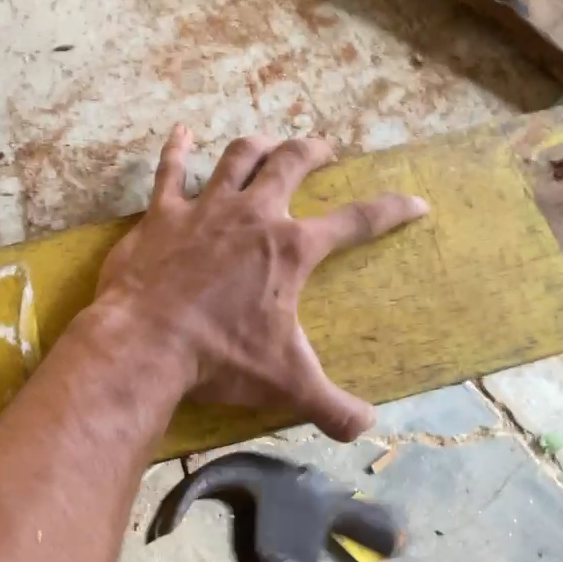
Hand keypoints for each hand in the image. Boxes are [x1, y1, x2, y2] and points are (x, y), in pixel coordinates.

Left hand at [89, 127, 427, 440]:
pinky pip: (169, 171)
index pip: (358, 221)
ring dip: (257, 145)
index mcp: (291, 249)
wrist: (147, 341)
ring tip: (268, 142)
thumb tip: (367, 429)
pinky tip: (181, 132)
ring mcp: (204, 209)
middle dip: (314, 151)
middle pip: (292, 164)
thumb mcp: (286, 383)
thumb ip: (331, 405)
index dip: (391, 209)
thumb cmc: (219, 358)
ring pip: (238, 157)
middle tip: (325, 148)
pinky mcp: (161, 215)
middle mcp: (253, 215)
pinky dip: (177, 150)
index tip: (415, 202)